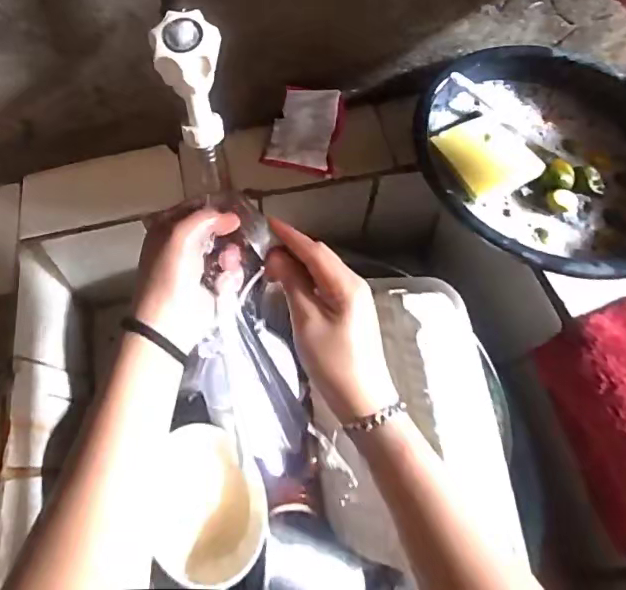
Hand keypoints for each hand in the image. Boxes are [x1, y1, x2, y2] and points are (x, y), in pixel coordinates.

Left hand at [131, 205, 241, 351]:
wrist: (168, 323)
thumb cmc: (170, 274)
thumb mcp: (180, 236)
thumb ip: (204, 218)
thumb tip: (230, 216)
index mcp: (166, 227)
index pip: (195, 207)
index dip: (216, 206)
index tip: (237, 208)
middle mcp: (181, 243)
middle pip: (215, 229)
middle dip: (227, 234)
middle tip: (234, 239)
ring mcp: (197, 265)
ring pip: (226, 250)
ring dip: (230, 256)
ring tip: (226, 265)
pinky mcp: (212, 286)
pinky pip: (231, 272)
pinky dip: (231, 276)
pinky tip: (224, 282)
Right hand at [264, 217, 398, 417]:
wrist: (364, 402)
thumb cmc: (333, 361)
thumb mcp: (306, 320)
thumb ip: (291, 282)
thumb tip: (276, 255)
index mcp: (346, 284)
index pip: (314, 250)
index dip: (289, 235)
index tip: (266, 222)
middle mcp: (353, 284)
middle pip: (319, 255)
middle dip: (291, 247)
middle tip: (262, 247)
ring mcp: (354, 297)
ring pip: (321, 268)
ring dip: (297, 261)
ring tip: (270, 263)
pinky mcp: (350, 309)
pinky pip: (324, 281)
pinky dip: (305, 275)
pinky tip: (289, 280)